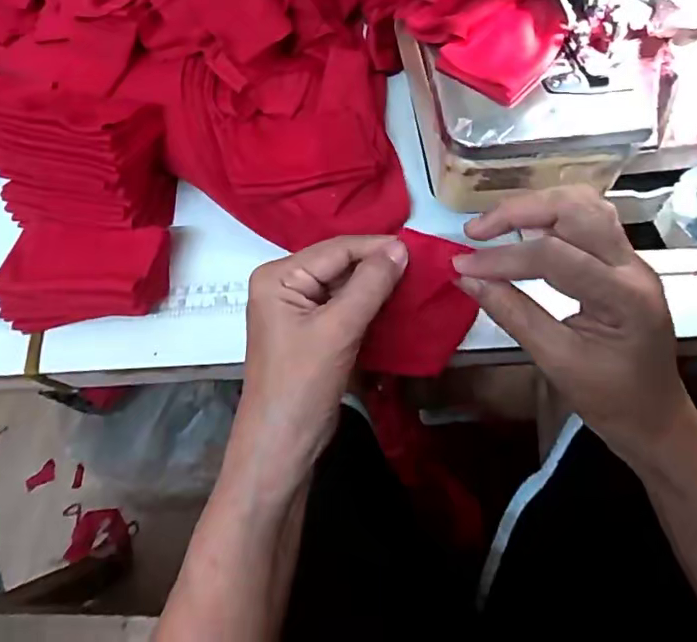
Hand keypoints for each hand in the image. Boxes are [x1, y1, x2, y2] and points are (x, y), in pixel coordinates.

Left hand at [235, 235, 406, 482]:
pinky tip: (394, 302)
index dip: (376, 247)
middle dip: (377, 264)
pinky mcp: (311, 328)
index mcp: (278, 275)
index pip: (335, 249)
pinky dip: (369, 302)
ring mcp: (296, 307)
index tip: (416, 249)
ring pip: (345, 283)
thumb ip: (370, 284)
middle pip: (339, 263)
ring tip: (412, 279)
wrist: (282, 448)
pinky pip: (344, 303)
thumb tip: (400, 247)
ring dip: (376, 283)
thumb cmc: (302, 385)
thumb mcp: (339, 329)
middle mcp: (283, 283)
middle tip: (419, 264)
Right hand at [452, 187, 692, 464]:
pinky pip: (588, 217)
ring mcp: (631, 258)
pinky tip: (527, 227)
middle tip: (477, 231)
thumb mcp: (557, 362)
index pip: (553, 256)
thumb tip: (466, 277)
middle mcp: (633, 265)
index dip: (502, 257)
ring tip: (498, 223)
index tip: (462, 264)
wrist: (658, 421)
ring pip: (583, 204)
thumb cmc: (611, 401)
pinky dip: (552, 214)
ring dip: (536, 205)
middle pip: (574, 209)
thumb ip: (511, 313)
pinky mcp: (623, 259)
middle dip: (519, 211)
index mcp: (624, 296)